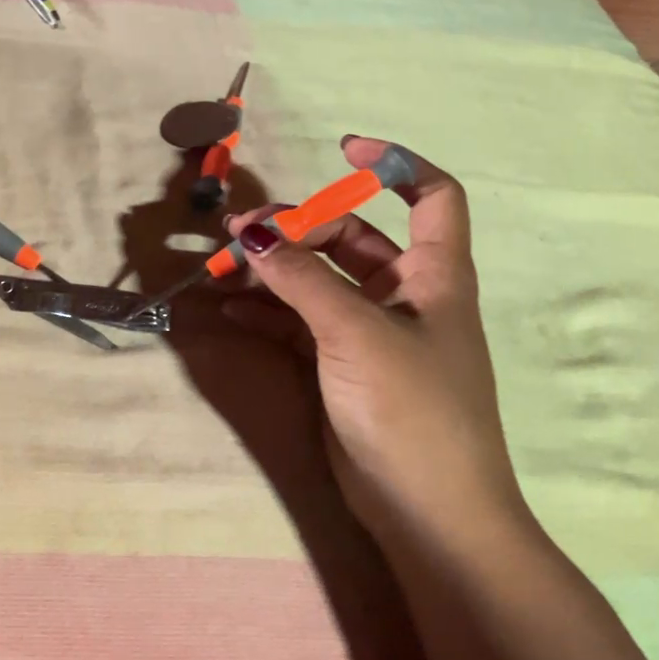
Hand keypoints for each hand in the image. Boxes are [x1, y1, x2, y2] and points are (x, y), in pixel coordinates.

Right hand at [221, 137, 527, 543]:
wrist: (428, 510)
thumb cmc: (413, 410)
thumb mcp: (356, 334)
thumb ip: (302, 281)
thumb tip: (252, 233)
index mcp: (435, 276)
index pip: (432, 197)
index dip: (396, 165)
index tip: (342, 149)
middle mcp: (405, 296)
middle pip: (352, 238)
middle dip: (299, 228)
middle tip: (243, 233)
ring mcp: (370, 333)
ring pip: (318, 281)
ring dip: (274, 268)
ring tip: (223, 264)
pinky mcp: (340, 367)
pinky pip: (298, 322)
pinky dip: (266, 309)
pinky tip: (229, 306)